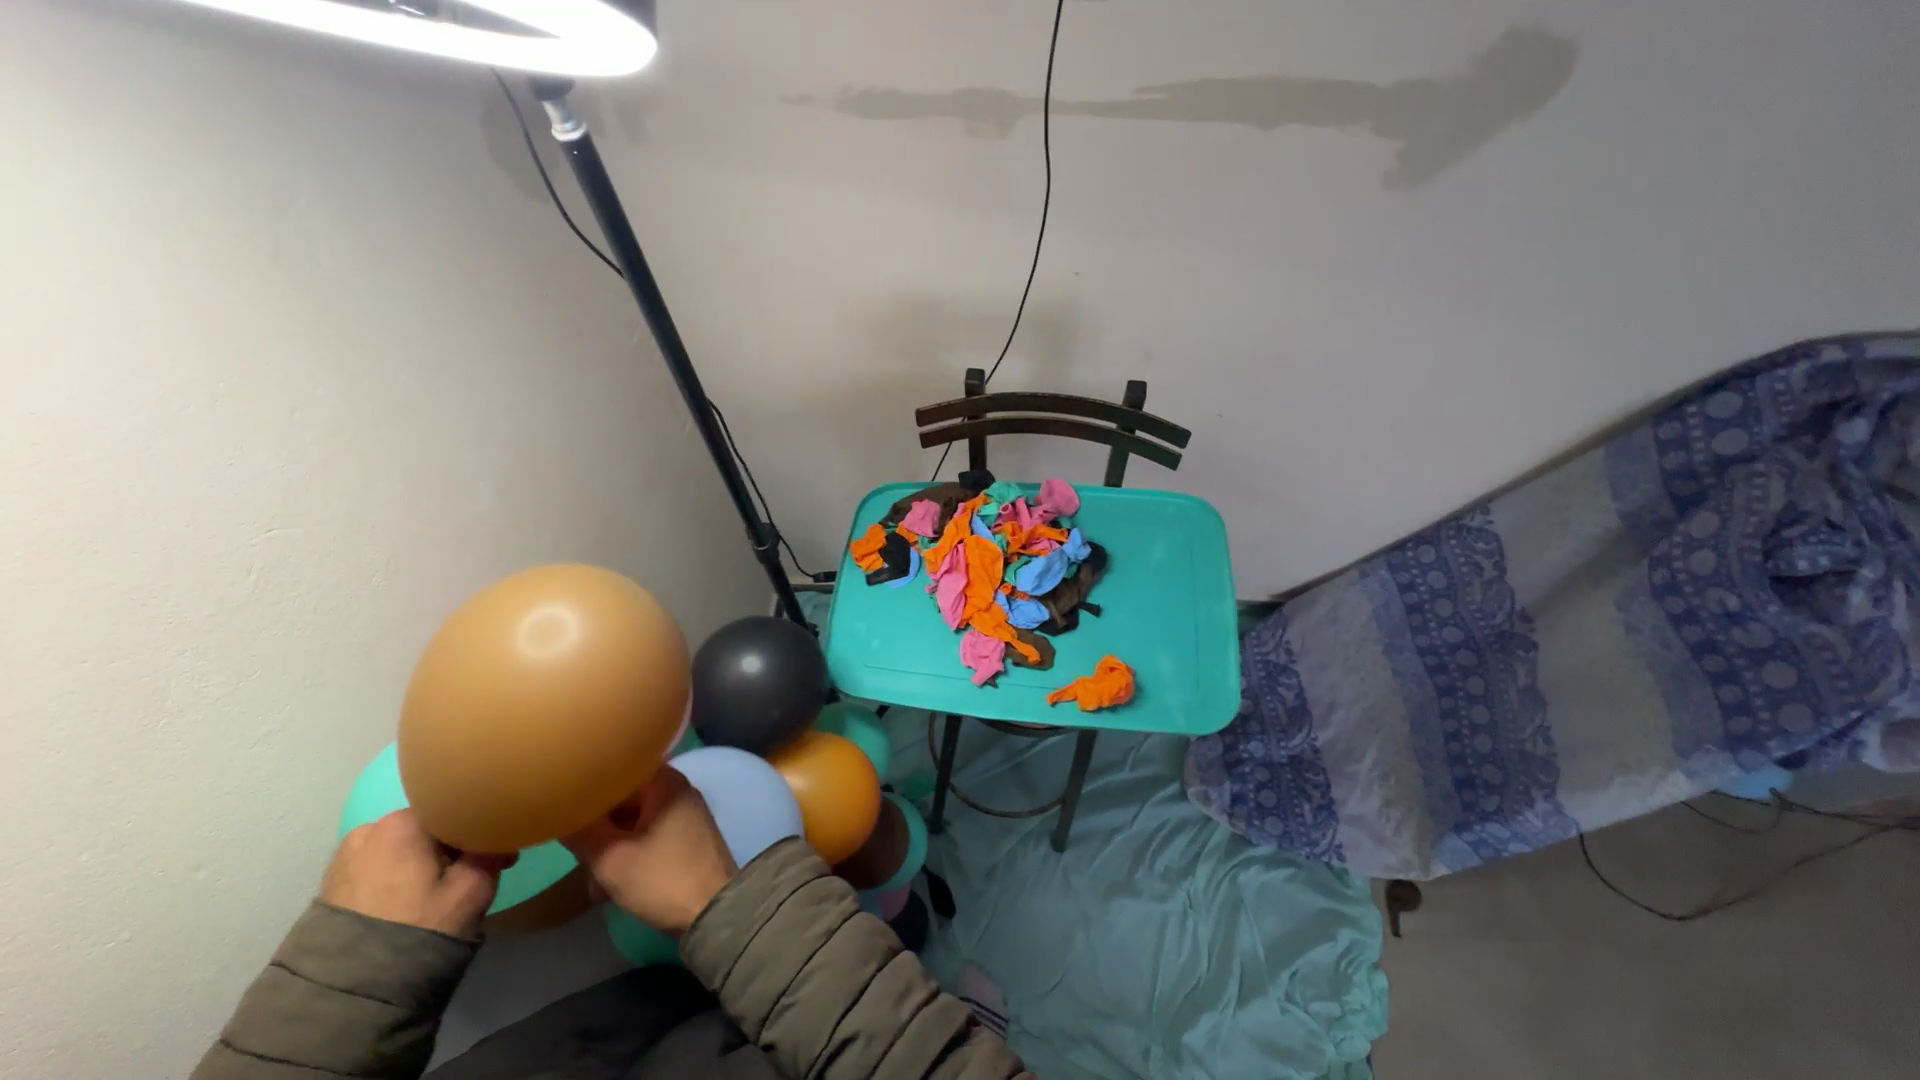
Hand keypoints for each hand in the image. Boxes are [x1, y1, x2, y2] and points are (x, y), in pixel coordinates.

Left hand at [320, 809, 513, 938]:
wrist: (347, 990)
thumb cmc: (417, 928)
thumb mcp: (474, 889)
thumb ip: (490, 852)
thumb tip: (495, 839)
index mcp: (403, 822)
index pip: (456, 812)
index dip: (482, 834)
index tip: (499, 858)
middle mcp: (368, 829)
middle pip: (428, 829)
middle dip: (452, 849)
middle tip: (472, 877)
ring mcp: (344, 856)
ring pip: (402, 848)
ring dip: (423, 863)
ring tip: (436, 895)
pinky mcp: (331, 883)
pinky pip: (379, 867)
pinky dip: (398, 877)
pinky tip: (407, 904)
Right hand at [562, 766, 738, 934]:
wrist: (714, 915)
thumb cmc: (662, 880)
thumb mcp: (610, 858)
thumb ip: (580, 831)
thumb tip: (556, 809)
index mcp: (664, 783)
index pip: (617, 768)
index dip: (589, 786)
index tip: (564, 804)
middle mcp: (676, 791)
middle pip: (622, 798)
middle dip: (596, 827)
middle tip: (576, 855)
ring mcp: (682, 816)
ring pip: (631, 822)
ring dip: (607, 849)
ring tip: (593, 885)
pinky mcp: (683, 840)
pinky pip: (644, 838)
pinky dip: (626, 856)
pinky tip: (607, 889)